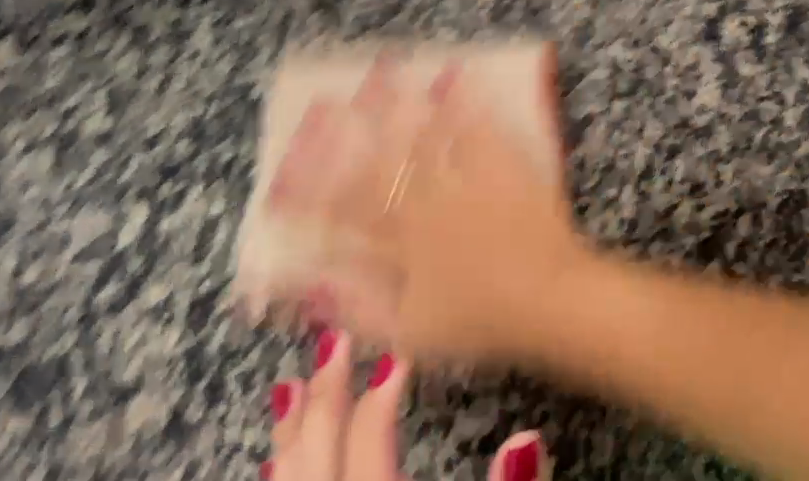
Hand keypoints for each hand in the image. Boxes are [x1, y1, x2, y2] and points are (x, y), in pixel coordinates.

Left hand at [264, 331, 547, 480]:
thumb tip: (529, 438)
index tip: (398, 353)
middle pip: (317, 453)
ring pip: (289, 477)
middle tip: (332, 341)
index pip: (371, 438)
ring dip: (291, 433)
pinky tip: (279, 459)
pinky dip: (280, 471)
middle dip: (325, 394)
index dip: (383, 393)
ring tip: (292, 386)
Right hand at [276, 53, 584, 364]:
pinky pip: (482, 127)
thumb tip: (303, 283)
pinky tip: (458, 75)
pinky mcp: (508, 166)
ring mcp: (469, 180)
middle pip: (380, 163)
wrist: (551, 299)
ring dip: (401, 105)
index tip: (284, 168)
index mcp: (400, 244)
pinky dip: (466, 101)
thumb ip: (353, 306)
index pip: (342, 211)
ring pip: (426, 136)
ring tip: (381, 72)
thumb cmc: (480, 321)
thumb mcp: (407, 331)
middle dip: (349, 132)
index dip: (309, 189)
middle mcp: (428, 204)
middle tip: (326, 100)